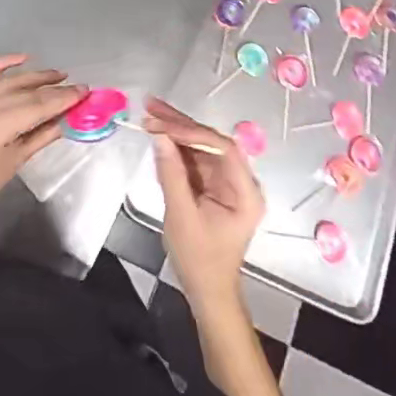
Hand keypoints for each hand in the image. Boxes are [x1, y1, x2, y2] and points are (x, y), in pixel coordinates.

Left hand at [0, 55, 84, 213]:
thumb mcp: (17, 160)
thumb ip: (44, 135)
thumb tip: (70, 118)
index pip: (38, 106)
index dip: (64, 98)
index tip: (85, 92)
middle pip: (28, 93)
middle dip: (55, 89)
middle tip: (78, 86)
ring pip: (11, 81)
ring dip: (37, 76)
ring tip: (59, 75)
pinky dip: (4, 63)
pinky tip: (22, 58)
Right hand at [145, 97, 263, 302]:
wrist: (207, 288)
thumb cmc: (199, 259)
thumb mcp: (181, 217)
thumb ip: (171, 175)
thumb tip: (160, 138)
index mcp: (245, 192)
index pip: (223, 148)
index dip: (194, 133)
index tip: (163, 126)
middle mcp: (240, 182)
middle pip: (212, 143)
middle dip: (181, 125)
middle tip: (151, 106)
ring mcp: (226, 184)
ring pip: (202, 148)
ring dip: (176, 131)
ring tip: (150, 113)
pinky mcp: (212, 187)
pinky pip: (195, 160)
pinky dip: (176, 148)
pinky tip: (158, 134)